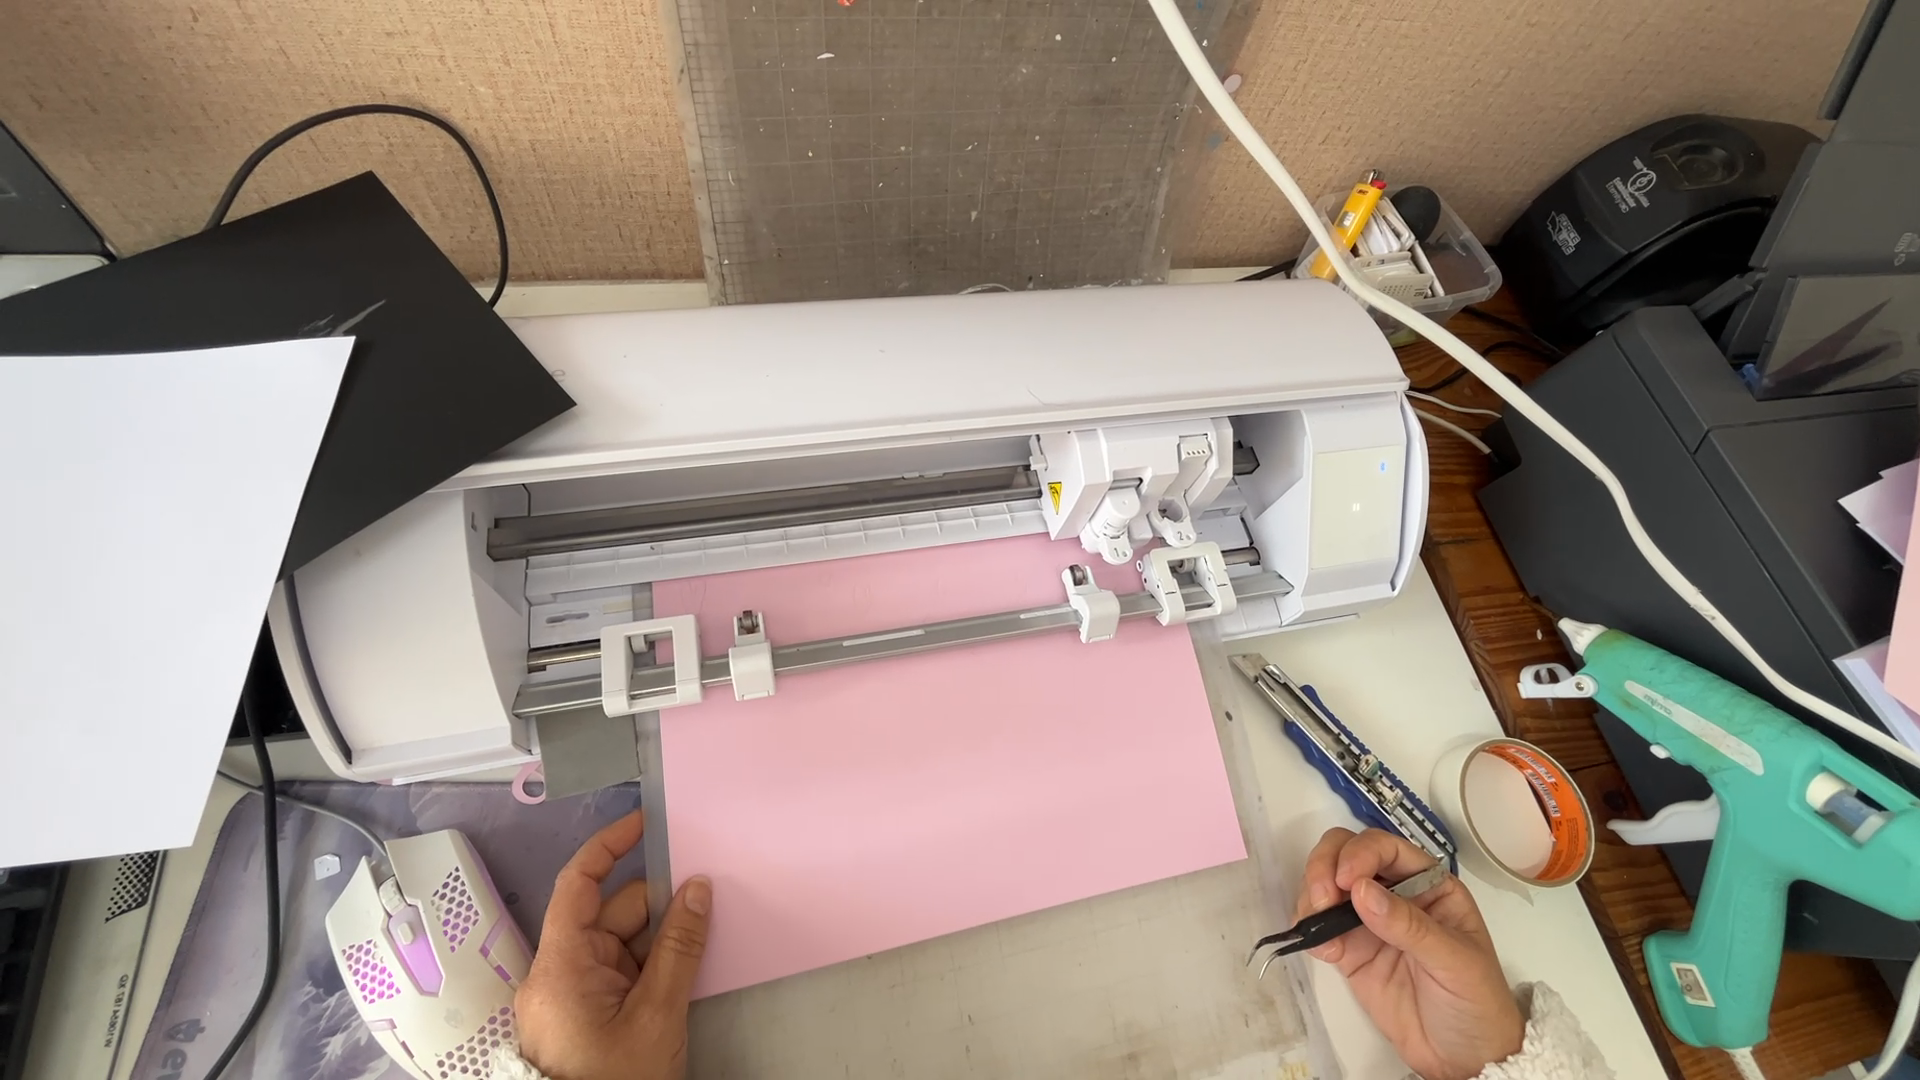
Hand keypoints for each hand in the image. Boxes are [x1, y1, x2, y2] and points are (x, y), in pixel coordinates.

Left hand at [515, 811, 712, 1079]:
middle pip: (614, 913)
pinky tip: (691, 957)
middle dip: (661, 901)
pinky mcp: (590, 1015)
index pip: (579, 884)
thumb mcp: (656, 1015)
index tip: (648, 822)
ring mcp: (576, 996)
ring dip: (664, 933)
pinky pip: (626, 968)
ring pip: (626, 941)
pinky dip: (657, 959)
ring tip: (708, 927)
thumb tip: (699, 886)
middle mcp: (562, 973)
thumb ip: (680, 946)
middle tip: (709, 889)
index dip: (610, 846)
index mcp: (562, 966)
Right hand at [1296, 828, 1522, 1079]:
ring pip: (1324, 879)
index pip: (1384, 848)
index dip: (1360, 854)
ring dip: (1311, 892)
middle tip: (1321, 897)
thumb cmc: (1476, 1005)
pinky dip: (1306, 923)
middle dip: (1325, 866)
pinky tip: (1318, 946)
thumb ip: (1409, 925)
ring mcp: (1364, 917)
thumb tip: (1359, 889)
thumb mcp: (1456, 963)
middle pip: (1344, 851)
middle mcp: (1391, 890)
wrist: (1464, 1062)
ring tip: (1316, 922)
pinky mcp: (1345, 945)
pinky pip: (1314, 920)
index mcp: (1426, 884)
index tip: (1346, 882)